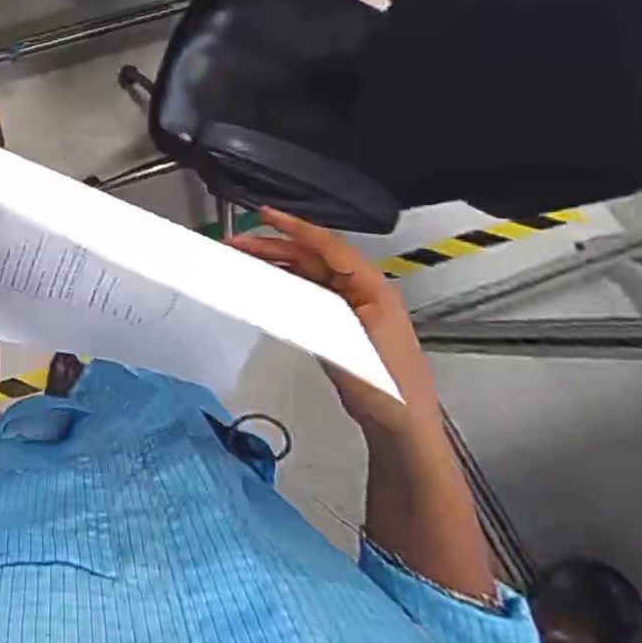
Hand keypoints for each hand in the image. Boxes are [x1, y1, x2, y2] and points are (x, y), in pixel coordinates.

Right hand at [225, 207, 439, 438]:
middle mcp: (362, 292)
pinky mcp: (338, 324)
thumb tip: (275, 290)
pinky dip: (281, 284)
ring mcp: (350, 308)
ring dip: (274, 264)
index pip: (329, 246)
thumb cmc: (388, 390)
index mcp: (373, 289)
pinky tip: (263, 285)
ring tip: (243, 259)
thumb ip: (310, 315)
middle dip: (273, 245)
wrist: (402, 427)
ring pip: (306, 273)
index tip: (267, 215)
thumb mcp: (346, 346)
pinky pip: (305, 293)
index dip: (295, 227)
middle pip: (312, 257)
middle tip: (238, 242)